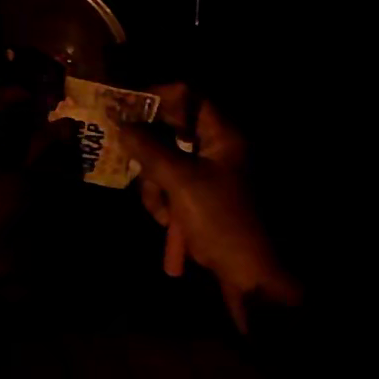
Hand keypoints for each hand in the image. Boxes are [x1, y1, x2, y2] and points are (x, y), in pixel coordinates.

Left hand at [0, 89, 59, 291]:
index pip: (2, 96)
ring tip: (50, 147)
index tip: (60, 105)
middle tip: (61, 129)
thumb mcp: (15, 182)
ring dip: (16, 140)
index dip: (32, 100)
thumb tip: (68, 125)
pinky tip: (27, 164)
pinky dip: (2, 154)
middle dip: (27, 121)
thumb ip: (41, 149)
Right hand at [119, 86, 300, 330]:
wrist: (257, 282)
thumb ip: (148, 148)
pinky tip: (169, 227)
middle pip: (171, 132)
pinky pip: (176, 188)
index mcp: (224, 135)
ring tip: (161, 215)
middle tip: (139, 173)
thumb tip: (121, 123)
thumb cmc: (224, 222)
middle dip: (150, 156)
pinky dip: (166, 204)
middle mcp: (220, 149)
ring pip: (168, 163)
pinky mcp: (208, 201)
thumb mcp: (180, 183)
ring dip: (156, 187)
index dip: (156, 98)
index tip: (126, 114)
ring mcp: (215, 176)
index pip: (188, 95)